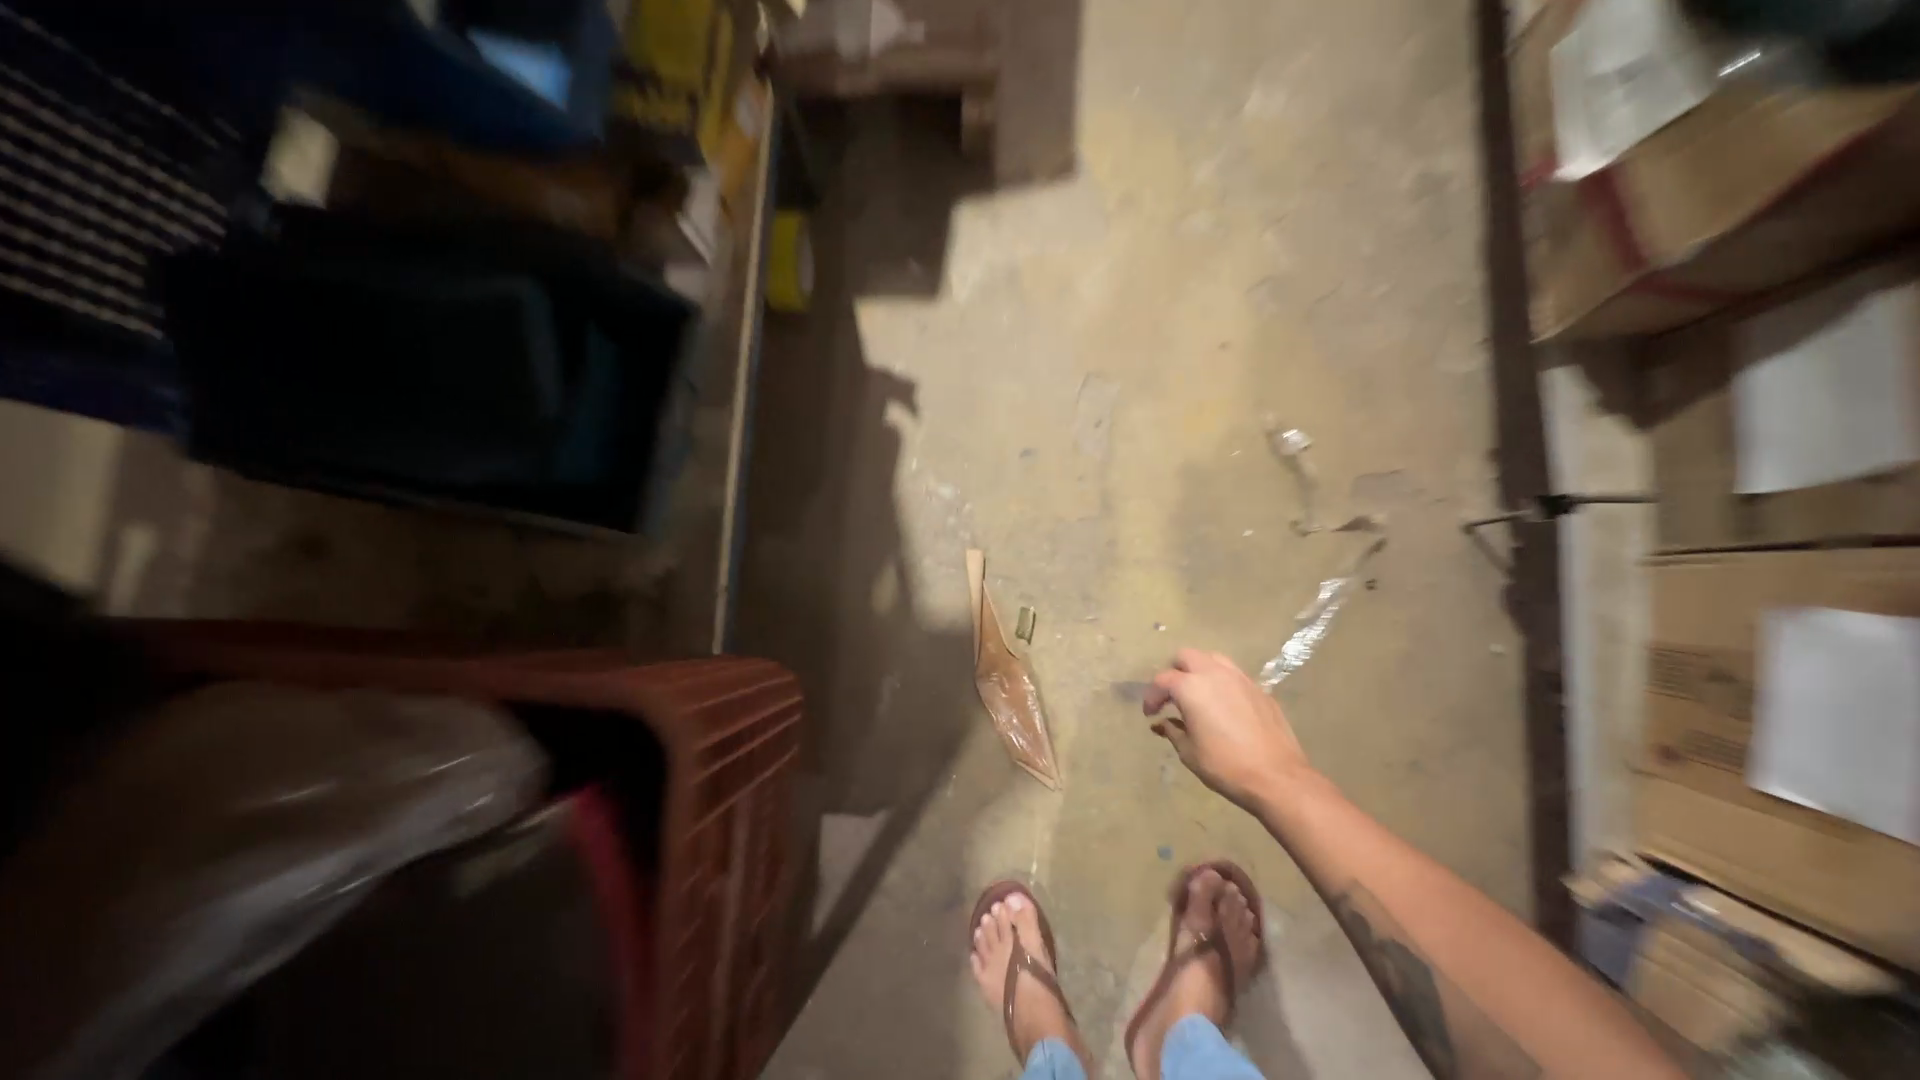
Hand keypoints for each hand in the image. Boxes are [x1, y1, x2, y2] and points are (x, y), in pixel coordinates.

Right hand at [1143, 649, 1313, 809]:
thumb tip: (1162, 723)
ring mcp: (1241, 679)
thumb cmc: (1225, 765)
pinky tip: (1224, 707)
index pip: (1163, 680)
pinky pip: (1235, 676)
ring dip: (1200, 671)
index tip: (1151, 714)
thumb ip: (1172, 731)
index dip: (1152, 696)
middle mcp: (1215, 674)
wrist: (1276, 776)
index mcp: (1192, 687)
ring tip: (1198, 694)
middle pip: (1187, 657)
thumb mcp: (1189, 752)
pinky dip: (1222, 683)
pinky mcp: (1260, 690)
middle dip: (1174, 672)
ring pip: (1213, 659)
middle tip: (1172, 697)